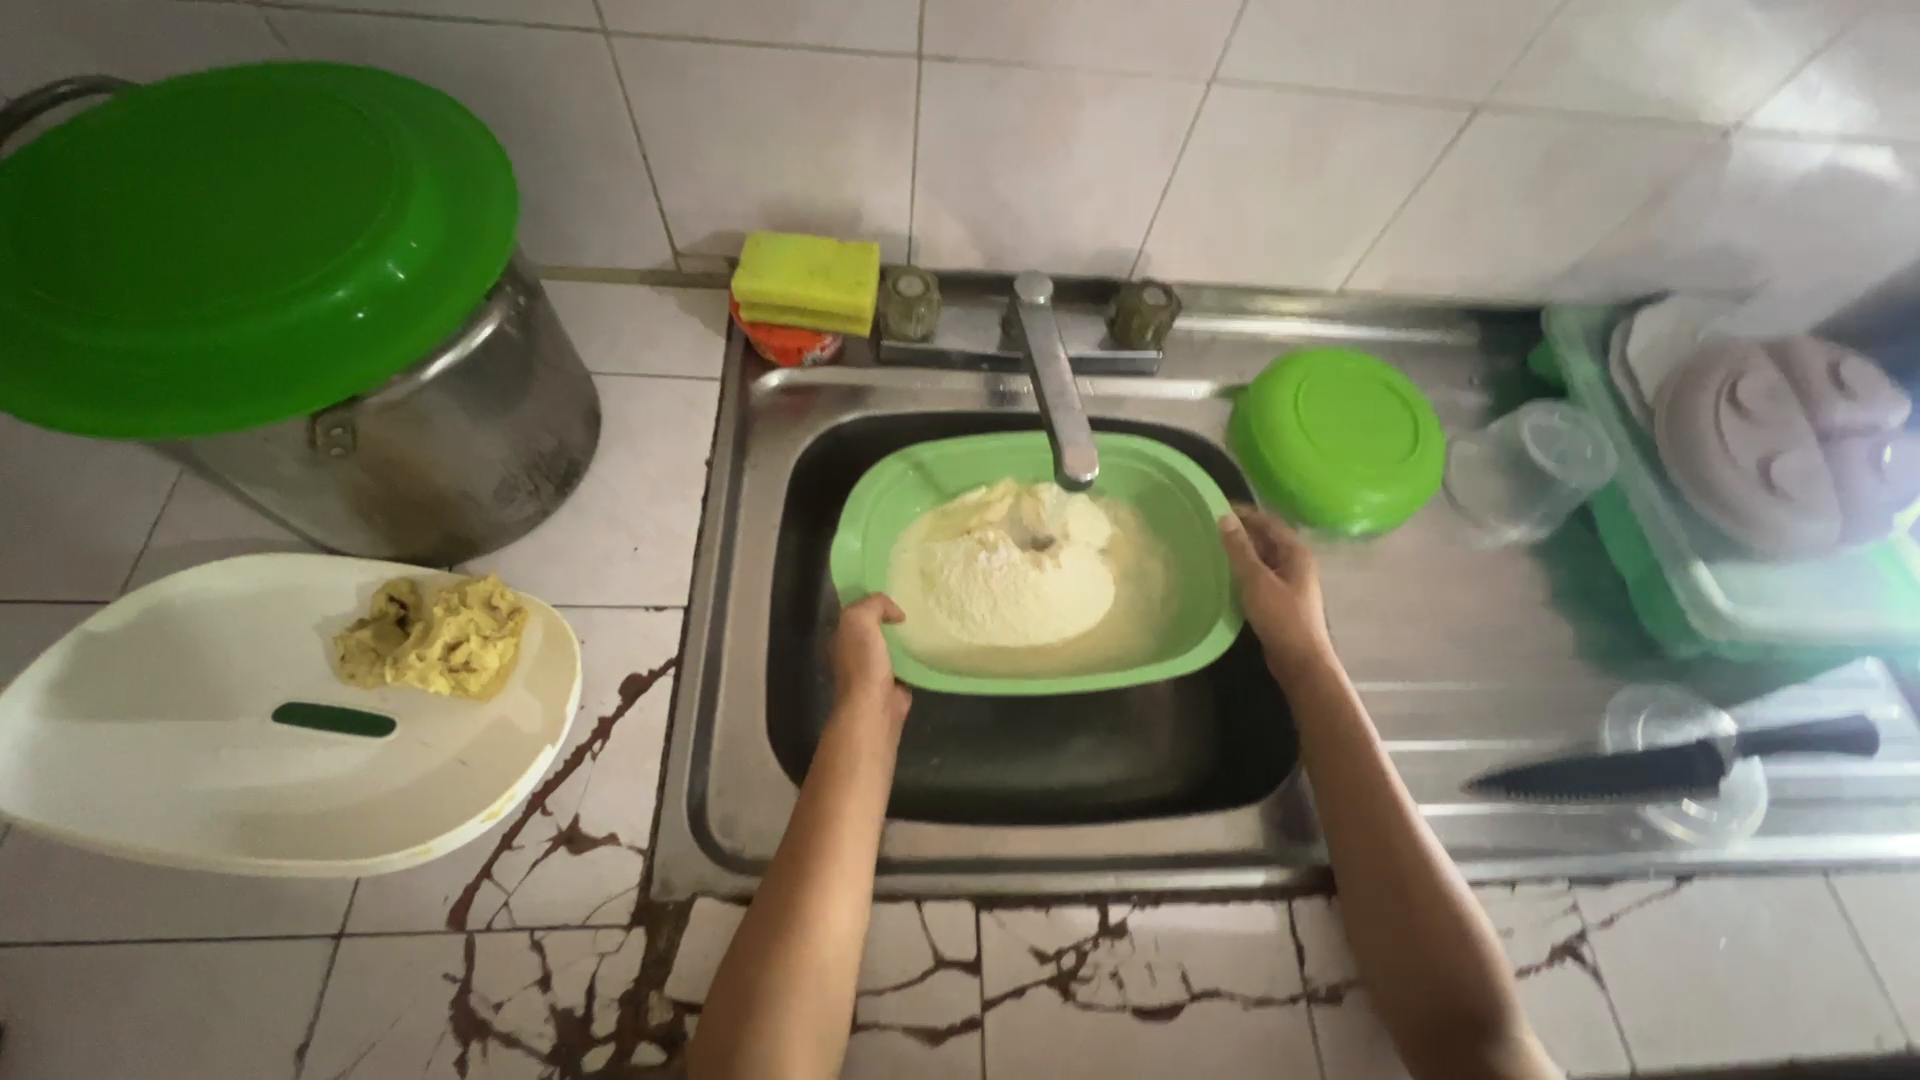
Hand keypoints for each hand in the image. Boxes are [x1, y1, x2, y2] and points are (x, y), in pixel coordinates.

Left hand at [829, 594, 912, 732]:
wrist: (875, 705)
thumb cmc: (863, 661)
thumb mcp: (860, 619)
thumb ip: (875, 604)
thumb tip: (896, 613)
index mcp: (841, 636)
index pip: (856, 611)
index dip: (873, 601)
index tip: (896, 594)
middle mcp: (854, 652)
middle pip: (875, 628)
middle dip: (891, 619)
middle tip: (915, 606)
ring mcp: (873, 670)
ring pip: (890, 646)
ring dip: (905, 638)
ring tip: (925, 624)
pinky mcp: (893, 684)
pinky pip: (905, 664)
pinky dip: (915, 657)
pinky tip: (928, 648)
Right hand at [1219, 506, 1332, 673]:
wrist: (1300, 660)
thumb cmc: (1281, 617)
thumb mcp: (1256, 580)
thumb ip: (1239, 548)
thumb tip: (1223, 517)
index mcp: (1295, 552)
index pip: (1267, 521)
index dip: (1243, 513)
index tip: (1214, 508)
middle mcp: (1294, 562)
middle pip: (1264, 538)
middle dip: (1239, 532)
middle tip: (1207, 528)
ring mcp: (1288, 581)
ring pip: (1260, 558)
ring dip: (1239, 552)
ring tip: (1210, 548)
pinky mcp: (1279, 598)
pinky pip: (1258, 575)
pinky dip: (1242, 571)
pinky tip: (1222, 575)